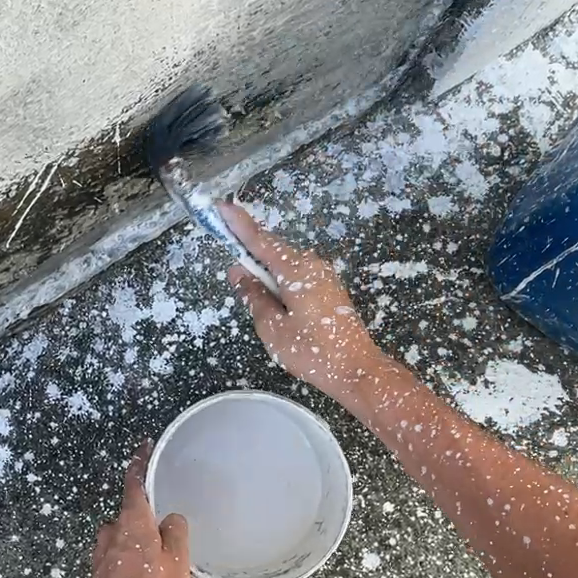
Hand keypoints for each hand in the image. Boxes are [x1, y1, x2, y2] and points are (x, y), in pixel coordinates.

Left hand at [76, 444, 191, 577]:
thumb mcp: (178, 564)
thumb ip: (176, 533)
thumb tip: (170, 518)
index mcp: (132, 522)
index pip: (134, 482)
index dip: (140, 461)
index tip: (145, 446)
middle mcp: (110, 532)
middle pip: (130, 514)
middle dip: (147, 521)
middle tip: (168, 540)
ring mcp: (99, 553)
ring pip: (123, 538)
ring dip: (138, 545)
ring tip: (159, 570)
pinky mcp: (96, 573)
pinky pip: (117, 557)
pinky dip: (130, 562)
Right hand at [221, 202, 393, 399]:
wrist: (355, 369)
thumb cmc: (312, 351)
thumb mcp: (272, 327)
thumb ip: (254, 296)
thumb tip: (239, 273)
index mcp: (295, 271)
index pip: (260, 240)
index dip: (239, 224)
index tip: (221, 208)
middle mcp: (311, 266)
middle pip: (274, 250)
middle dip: (249, 248)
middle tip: (227, 250)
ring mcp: (323, 277)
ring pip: (286, 263)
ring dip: (264, 266)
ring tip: (246, 282)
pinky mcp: (328, 290)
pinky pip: (296, 274)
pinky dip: (279, 277)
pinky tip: (270, 293)